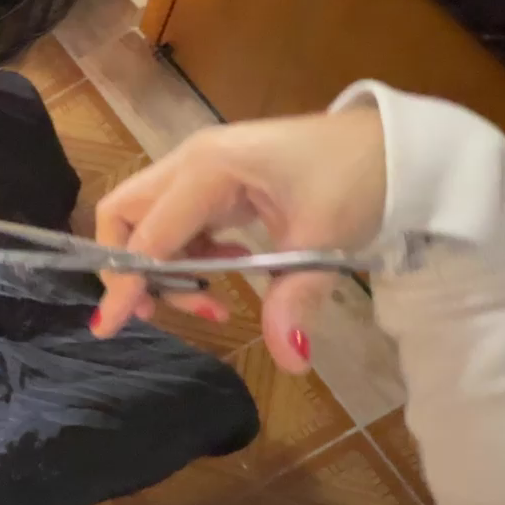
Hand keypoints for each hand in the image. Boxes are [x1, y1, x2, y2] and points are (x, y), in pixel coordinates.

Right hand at [90, 107, 386, 373]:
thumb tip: (290, 361)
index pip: (147, 234)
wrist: (397, 143)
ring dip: (160, 266)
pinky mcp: (210, 180)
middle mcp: (188, 163)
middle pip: (122, 216)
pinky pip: (172, 221)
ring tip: (212, 302)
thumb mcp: (326, 238)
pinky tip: (228, 269)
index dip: (126, 283)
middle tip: (159, 309)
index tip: (107, 327)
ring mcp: (196, 168)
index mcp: (208, 168)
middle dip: (128, 267)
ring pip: (142, 220)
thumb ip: (295, 298)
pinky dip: (184, 254)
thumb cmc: (362, 177)